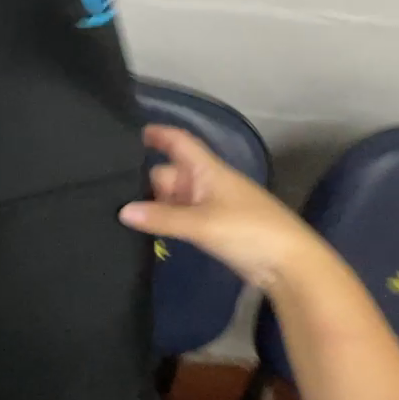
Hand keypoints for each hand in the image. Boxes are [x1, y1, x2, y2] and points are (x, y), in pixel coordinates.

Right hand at [118, 125, 326, 292]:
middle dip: (143, 180)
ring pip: (173, 198)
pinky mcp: (212, 229)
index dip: (158, 134)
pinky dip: (164, 221)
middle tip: (109, 190)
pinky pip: (180, 217)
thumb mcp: (202, 223)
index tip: (129, 134)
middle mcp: (206, 183)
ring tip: (117, 210)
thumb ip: (161, 218)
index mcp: (208, 169)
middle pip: (168, 173)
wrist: (290, 265)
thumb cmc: (249, 231)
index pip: (179, 141)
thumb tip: (122, 211)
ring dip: (152, 204)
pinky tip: (143, 230)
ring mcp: (209, 207)